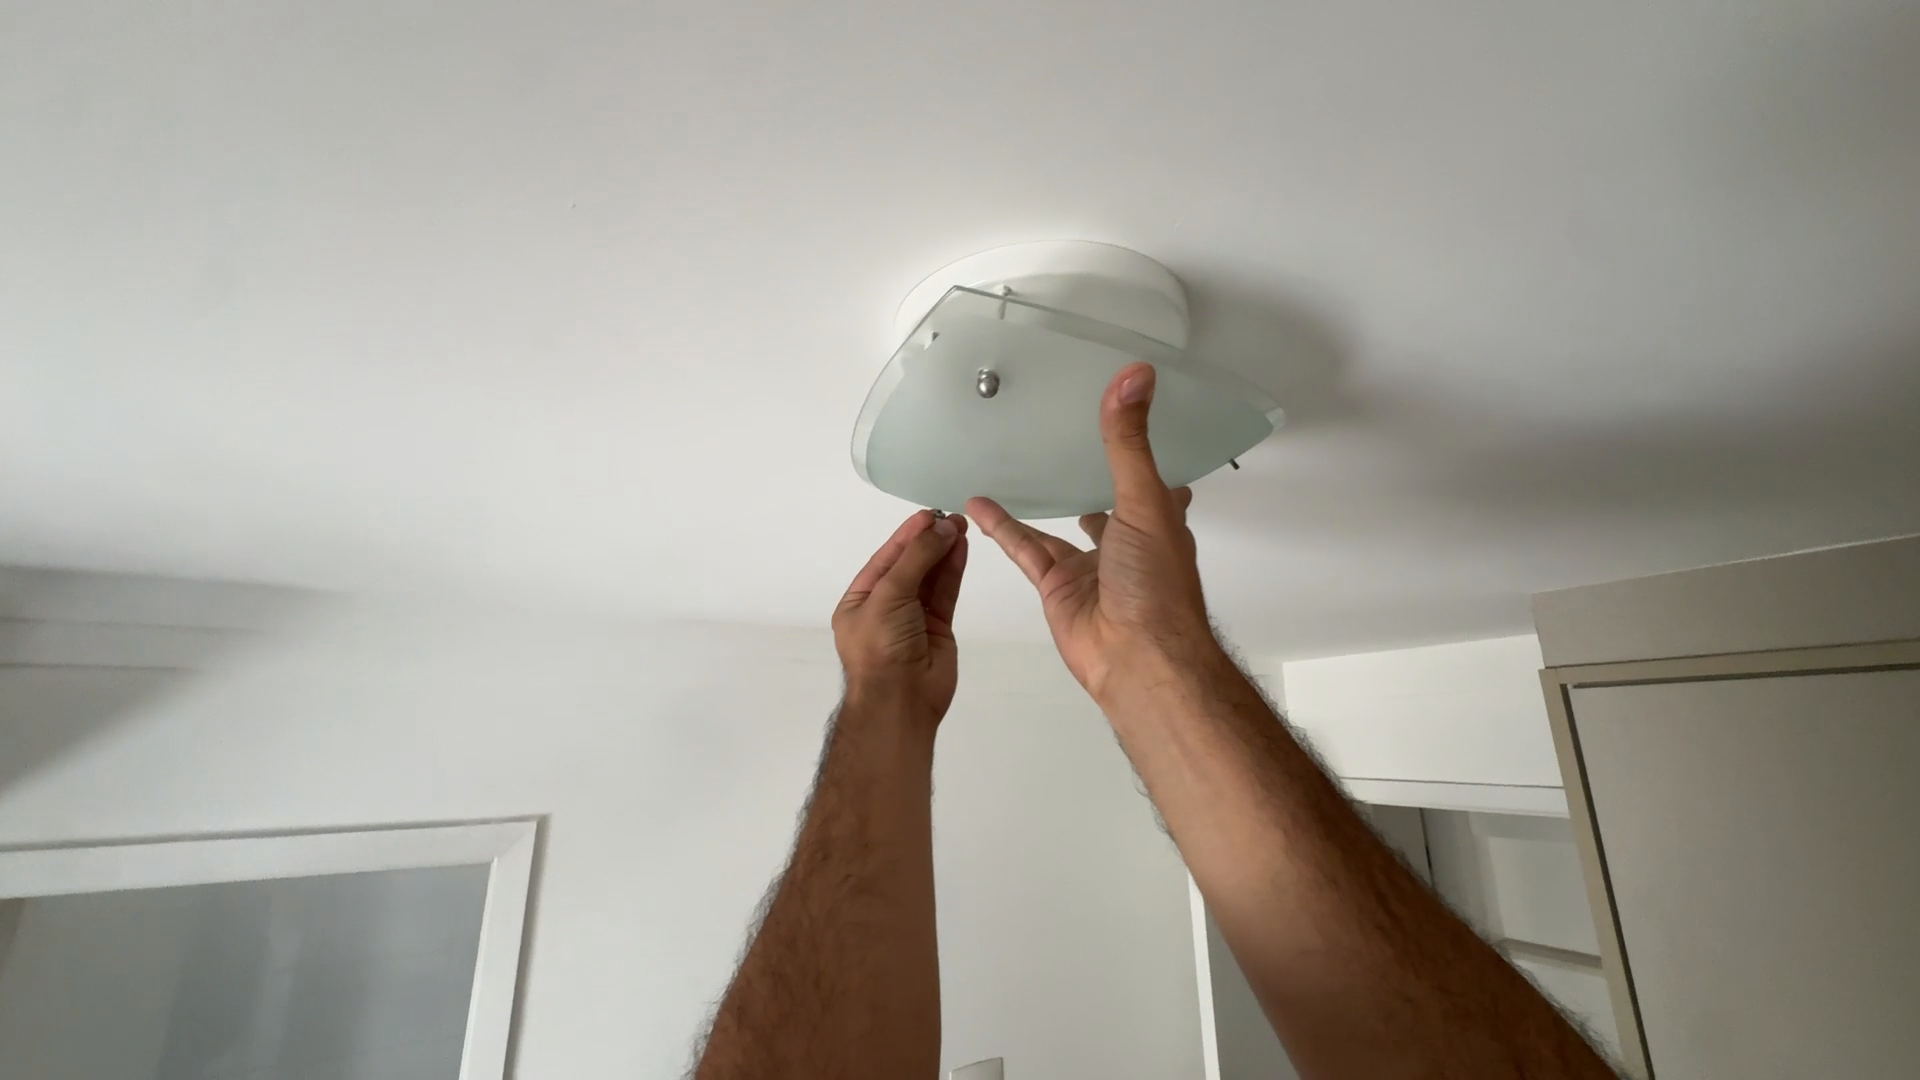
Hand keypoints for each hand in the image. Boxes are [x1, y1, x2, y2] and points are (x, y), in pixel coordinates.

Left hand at [833, 509, 968, 722]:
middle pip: (910, 565)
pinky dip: (953, 571)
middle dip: (929, 541)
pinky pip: (945, 594)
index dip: (907, 536)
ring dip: (944, 552)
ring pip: (931, 577)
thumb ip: (917, 559)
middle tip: (952, 517)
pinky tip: (962, 548)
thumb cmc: (881, 644)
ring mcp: (913, 618)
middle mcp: (885, 607)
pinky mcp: (938, 628)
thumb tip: (942, 528)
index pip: (886, 559)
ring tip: (962, 526)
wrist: (900, 700)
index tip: (929, 514)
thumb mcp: (889, 595)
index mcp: (860, 601)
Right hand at [968, 362, 1216, 699]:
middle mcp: (1125, 541)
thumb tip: (1136, 374)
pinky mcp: (1056, 585)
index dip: (1145, 451)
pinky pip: (1025, 549)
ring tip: (1015, 466)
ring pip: (1057, 526)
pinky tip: (979, 504)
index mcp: (1157, 519)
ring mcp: (1089, 566)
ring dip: (1039, 499)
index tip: (1127, 419)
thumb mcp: (1144, 501)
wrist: (1136, 659)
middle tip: (1063, 439)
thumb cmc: (1155, 585)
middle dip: (1088, 476)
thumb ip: (1129, 442)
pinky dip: (1002, 527)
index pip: (1155, 478)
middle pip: (1103, 501)